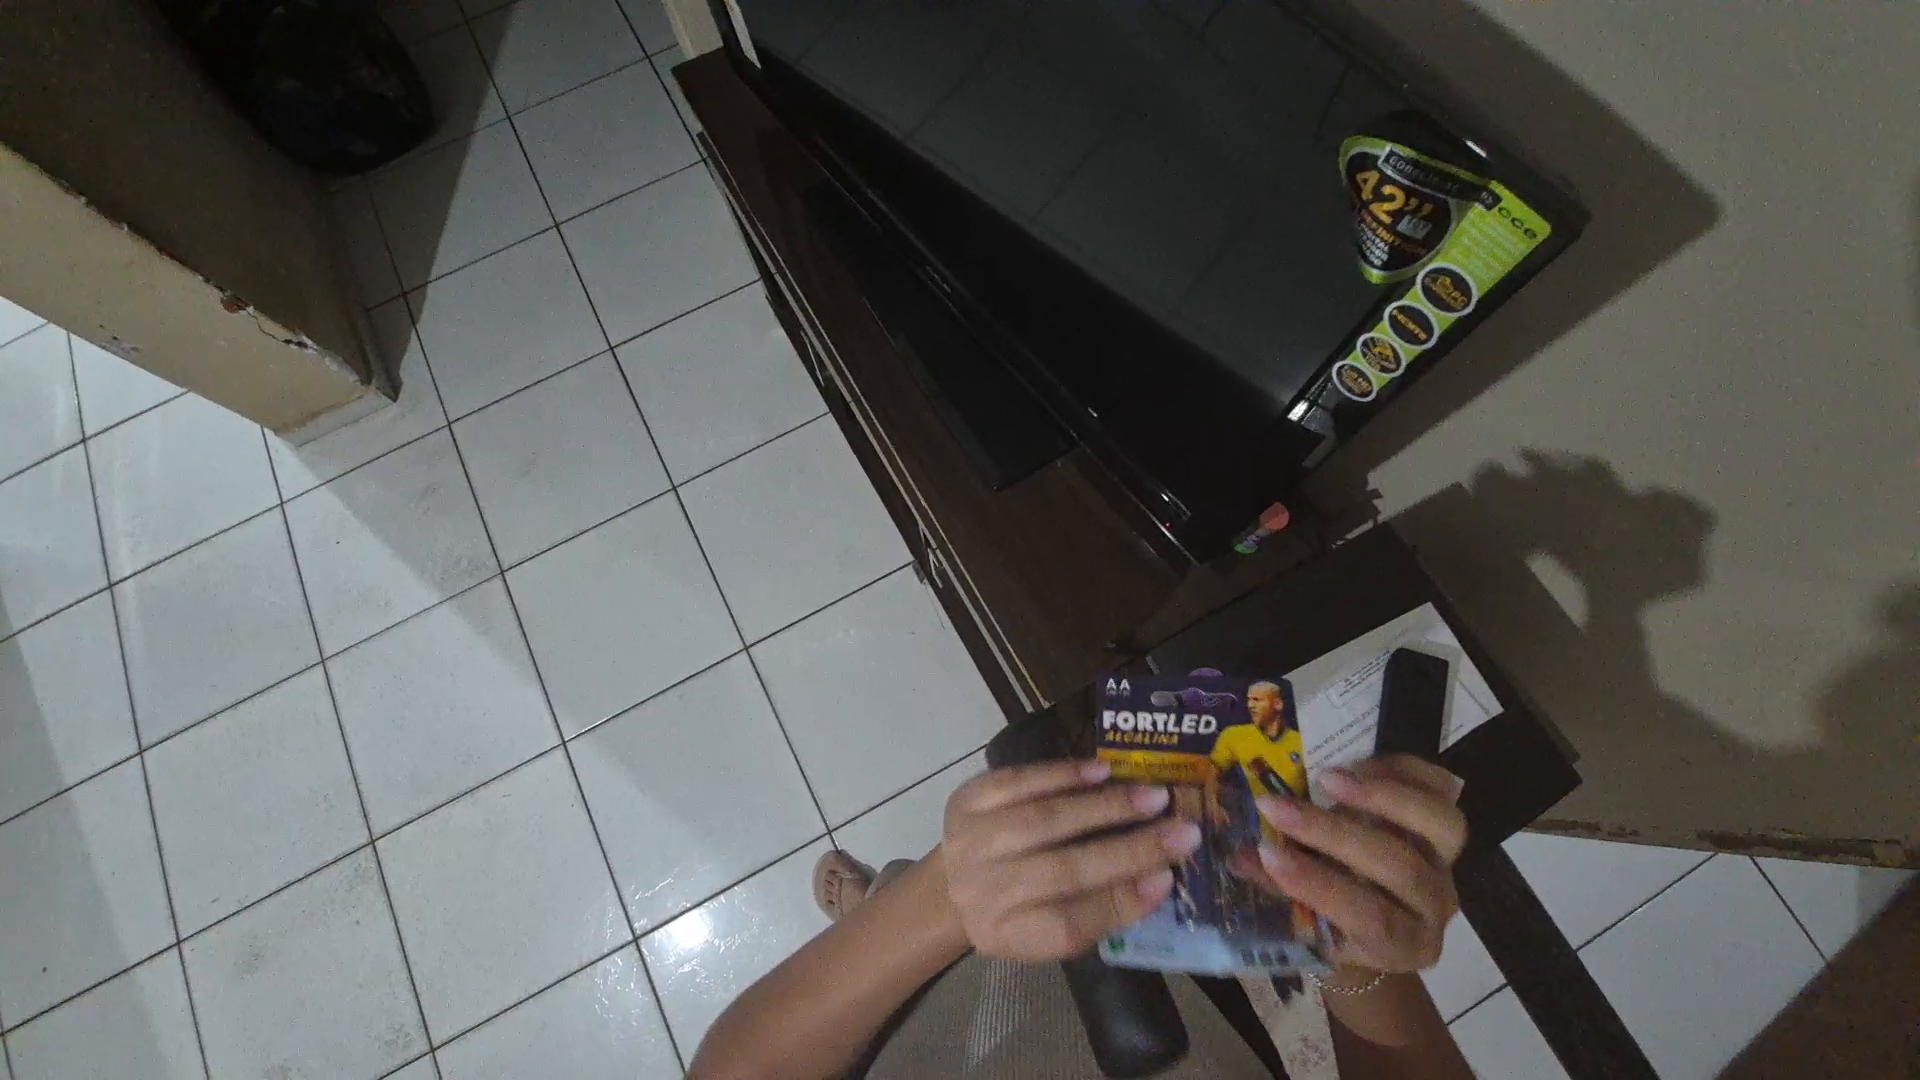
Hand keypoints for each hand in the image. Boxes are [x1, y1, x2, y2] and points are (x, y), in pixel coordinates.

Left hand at [941, 759, 1202, 961]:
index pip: (1070, 923)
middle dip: (1130, 848)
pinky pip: (1019, 781)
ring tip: (1151, 794)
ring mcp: (972, 839)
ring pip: (1045, 820)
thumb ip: (1101, 912)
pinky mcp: (967, 798)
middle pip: (1064, 869)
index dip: (1120, 902)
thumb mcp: (1052, 932)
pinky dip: (1063, 774)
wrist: (947, 887)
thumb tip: (1160, 879)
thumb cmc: (1015, 913)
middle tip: (1182, 829)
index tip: (1169, 878)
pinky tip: (1101, 769)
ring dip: (1104, 805)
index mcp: (1011, 934)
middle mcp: (986, 889)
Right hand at [1243, 756, 1466, 974]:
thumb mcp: (1305, 922)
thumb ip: (1278, 889)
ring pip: (1442, 827)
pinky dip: (1404, 771)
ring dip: (1380, 797)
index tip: (1268, 855)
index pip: (1371, 917)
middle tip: (1275, 806)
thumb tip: (1239, 857)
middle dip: (1331, 832)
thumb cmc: (1333, 924)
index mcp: (1401, 945)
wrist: (1380, 920)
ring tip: (1325, 777)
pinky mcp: (1446, 827)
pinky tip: (1359, 762)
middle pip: (1398, 867)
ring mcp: (1447, 864)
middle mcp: (1434, 906)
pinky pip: (1442, 789)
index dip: (1319, 885)